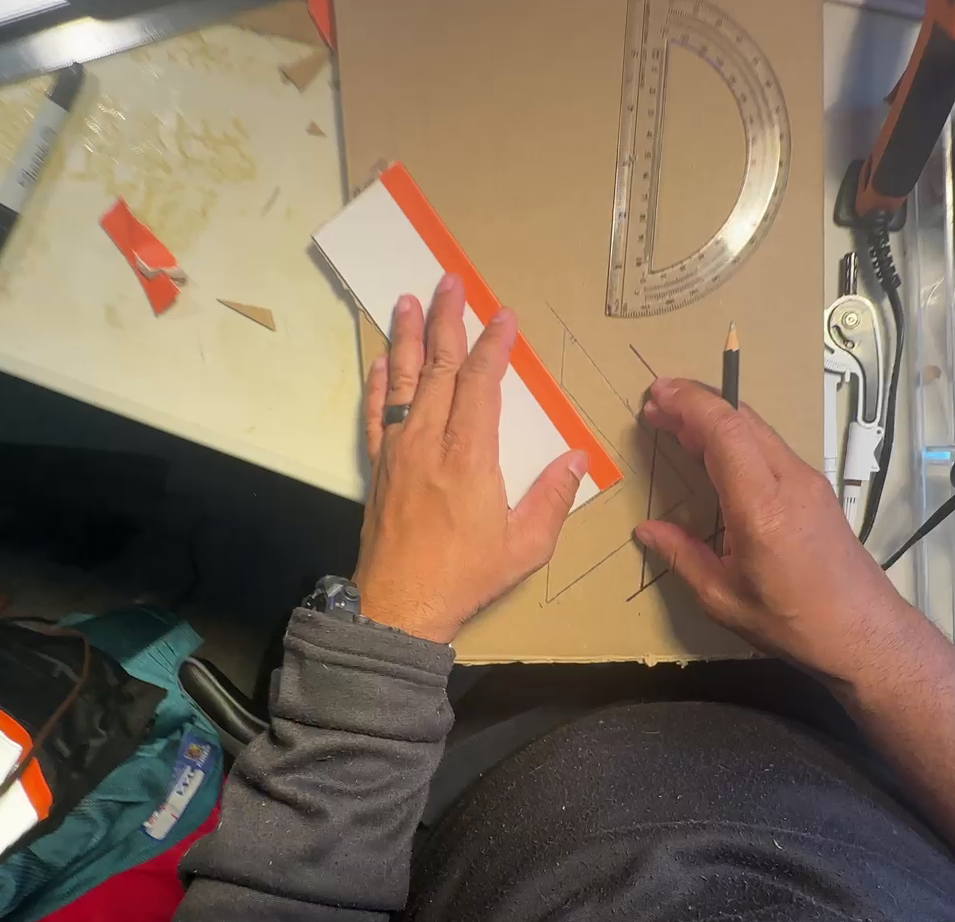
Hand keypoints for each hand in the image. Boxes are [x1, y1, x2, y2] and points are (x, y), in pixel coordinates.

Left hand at [354, 274, 588, 642]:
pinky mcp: (378, 466)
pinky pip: (376, 414)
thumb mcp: (526, 546)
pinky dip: (377, 382)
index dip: (494, 345)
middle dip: (446, 320)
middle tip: (449, 282)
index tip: (503, 316)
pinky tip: (378, 361)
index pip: (481, 383)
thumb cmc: (466, 577)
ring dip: (404, 337)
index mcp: (469, 456)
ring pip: (401, 380)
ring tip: (406, 300)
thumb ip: (553, 498)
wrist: (400, 607)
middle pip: (437, 367)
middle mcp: (429, 441)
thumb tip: (578, 458)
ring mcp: (398, 451)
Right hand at [633, 377, 924, 683]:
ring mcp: (807, 482)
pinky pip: (769, 447)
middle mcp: (789, 482)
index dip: (690, 405)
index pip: (727, 432)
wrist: (863, 633)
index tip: (657, 396)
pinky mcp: (815, 489)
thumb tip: (646, 530)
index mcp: (761, 509)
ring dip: (715, 419)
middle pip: (742, 420)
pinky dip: (735, 437)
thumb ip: (682, 556)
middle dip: (695, 404)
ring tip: (676, 425)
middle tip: (656, 408)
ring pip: (757, 429)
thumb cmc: (792, 622)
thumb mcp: (723, 597)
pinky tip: (713, 453)